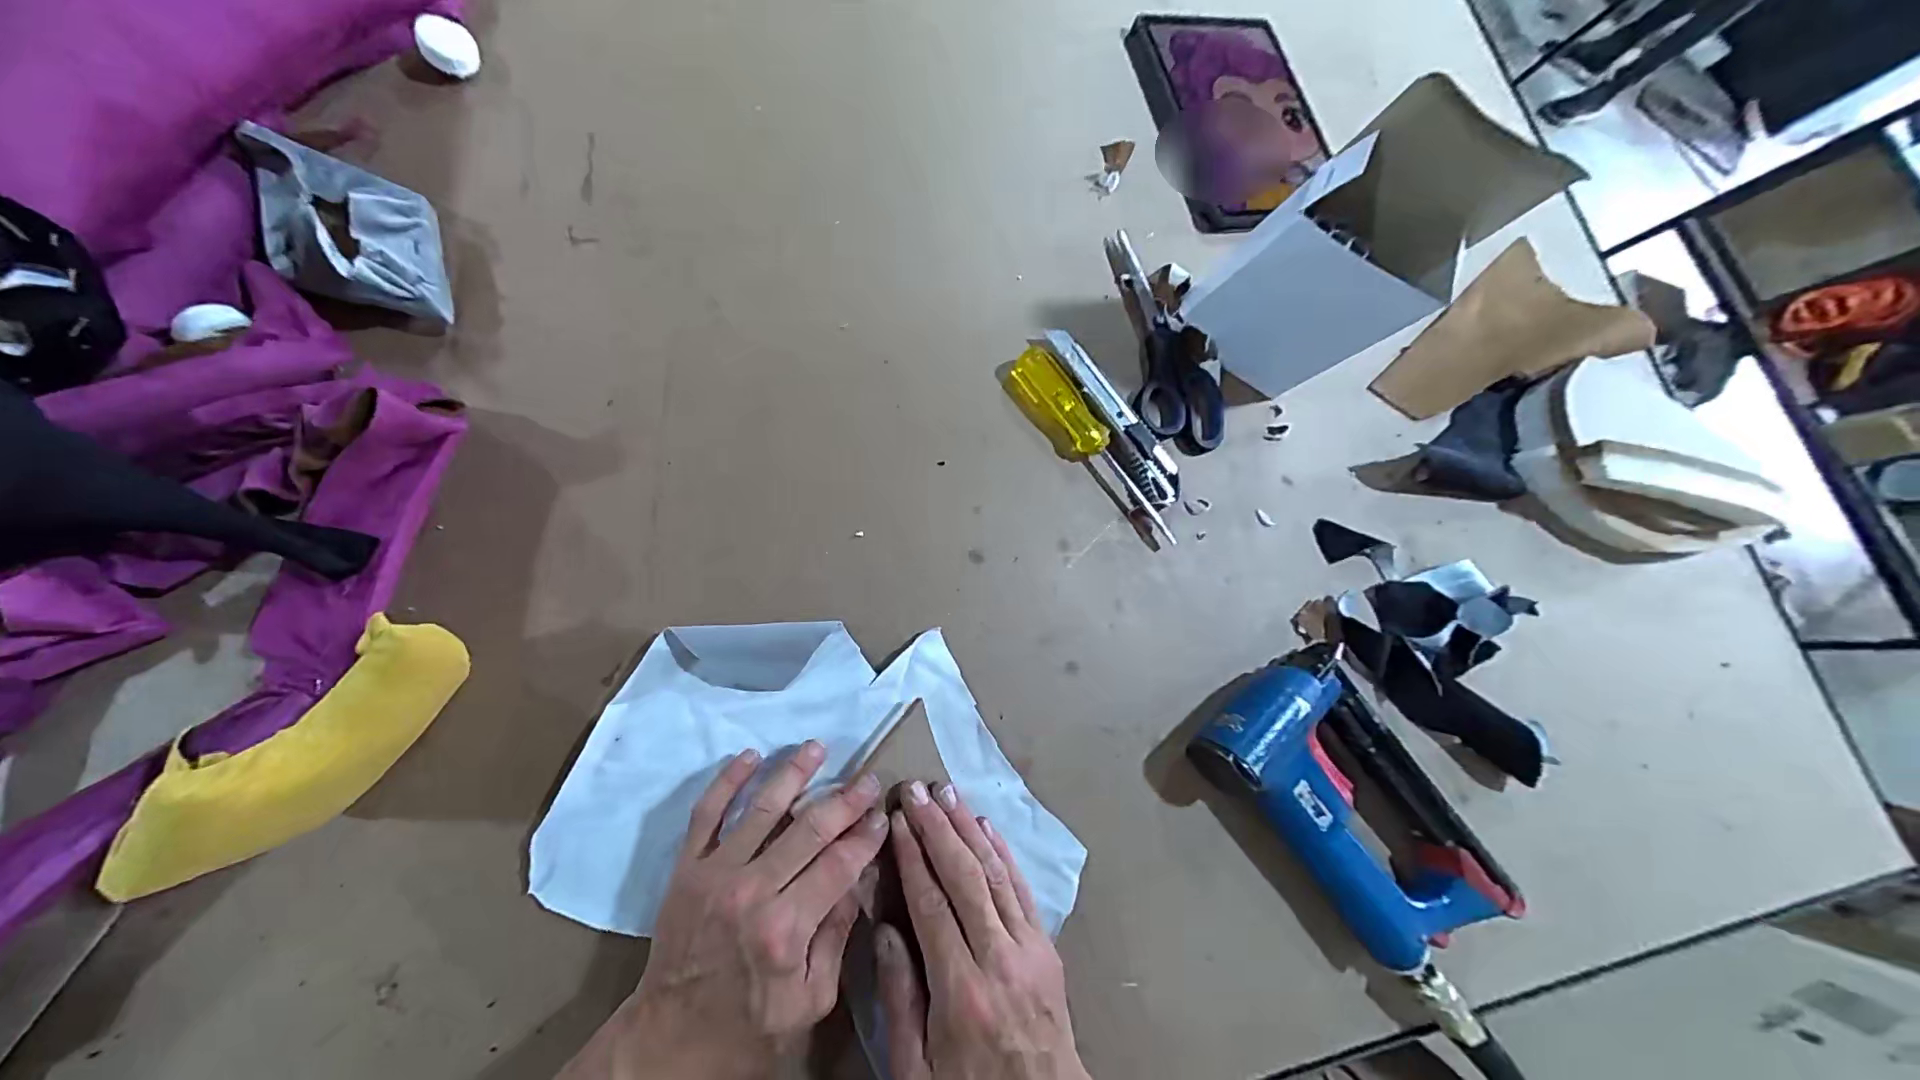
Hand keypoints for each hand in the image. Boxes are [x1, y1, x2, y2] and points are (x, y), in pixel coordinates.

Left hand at [557, 742, 888, 1079]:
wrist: (670, 1039)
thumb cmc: (748, 1026)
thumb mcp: (810, 999)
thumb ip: (836, 935)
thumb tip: (857, 878)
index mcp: (785, 929)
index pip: (839, 864)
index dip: (866, 836)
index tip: (883, 815)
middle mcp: (752, 892)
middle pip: (809, 829)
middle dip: (845, 800)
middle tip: (868, 779)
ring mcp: (715, 874)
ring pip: (761, 809)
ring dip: (792, 773)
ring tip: (816, 747)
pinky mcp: (687, 868)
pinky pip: (706, 814)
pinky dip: (727, 782)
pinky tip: (750, 756)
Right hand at [877, 780, 1089, 1079]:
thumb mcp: (915, 1069)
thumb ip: (899, 998)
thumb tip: (886, 929)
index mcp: (962, 991)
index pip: (932, 905)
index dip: (913, 857)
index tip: (898, 820)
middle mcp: (999, 958)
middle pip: (965, 877)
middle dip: (938, 827)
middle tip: (916, 789)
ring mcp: (1030, 948)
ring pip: (995, 873)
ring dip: (969, 827)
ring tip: (947, 792)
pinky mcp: (1047, 946)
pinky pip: (1022, 889)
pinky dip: (1004, 852)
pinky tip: (986, 825)